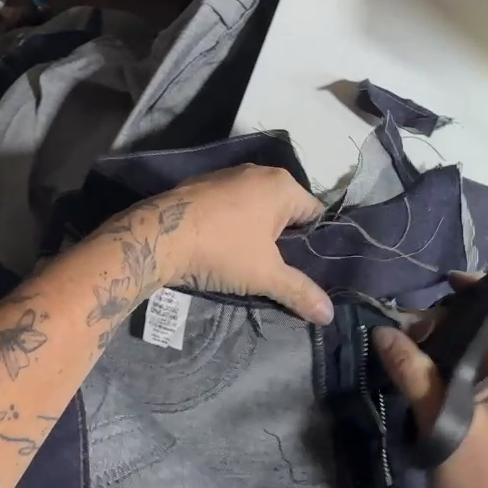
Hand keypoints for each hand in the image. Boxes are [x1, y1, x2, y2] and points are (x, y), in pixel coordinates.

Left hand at [106, 164, 332, 322]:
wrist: (159, 237)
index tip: (308, 269)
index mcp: (282, 185)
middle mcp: (259, 172)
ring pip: (258, 208)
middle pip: (286, 210)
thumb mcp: (266, 275)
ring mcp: (229, 175)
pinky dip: (234, 224)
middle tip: (282, 270)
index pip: (315, 214)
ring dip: (258, 232)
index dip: (314, 243)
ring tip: (253, 263)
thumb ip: (300, 292)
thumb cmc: (221, 250)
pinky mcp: (203, 185)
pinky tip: (224, 247)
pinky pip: (232, 205)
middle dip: (285, 240)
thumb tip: (329, 315)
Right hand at [374, 284, 487, 487]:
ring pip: (459, 354)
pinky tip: (399, 370)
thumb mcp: (445, 421)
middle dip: (441, 319)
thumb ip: (414, 373)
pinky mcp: (468, 417)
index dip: (487, 288)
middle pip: (478, 329)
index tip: (447, 282)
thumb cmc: (481, 479)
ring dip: (429, 345)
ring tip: (394, 346)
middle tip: (403, 325)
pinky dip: (427, 369)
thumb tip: (384, 332)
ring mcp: (487, 398)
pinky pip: (449, 378)